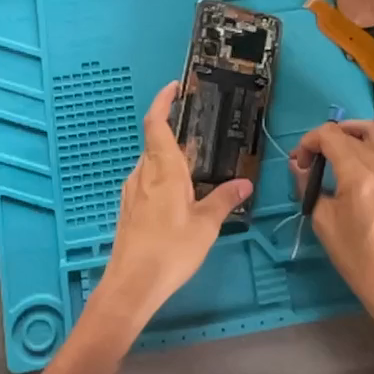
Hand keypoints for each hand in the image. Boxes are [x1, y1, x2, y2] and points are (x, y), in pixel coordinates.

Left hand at [92, 82, 252, 323]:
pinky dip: (161, 177)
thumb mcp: (206, 225)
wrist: (131, 285)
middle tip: (198, 134)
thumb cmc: (170, 250)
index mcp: (162, 169)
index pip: (156, 123)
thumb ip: (225, 200)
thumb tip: (245, 183)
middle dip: (173, 133)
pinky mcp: (128, 209)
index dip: (162, 101)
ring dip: (168, 158)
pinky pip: (145, 181)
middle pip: (154, 142)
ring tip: (193, 168)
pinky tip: (177, 197)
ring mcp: (131, 192)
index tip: (174, 88)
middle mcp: (143, 173)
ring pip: (149, 163)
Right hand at [290, 121, 373, 324]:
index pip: (330, 135)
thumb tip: (298, 165)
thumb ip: (308, 185)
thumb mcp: (322, 220)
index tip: (301, 162)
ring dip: (353, 132)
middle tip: (315, 156)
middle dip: (327, 137)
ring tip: (339, 148)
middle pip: (352, 130)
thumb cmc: (355, 255)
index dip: (309, 141)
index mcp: (358, 174)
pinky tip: (367, 157)